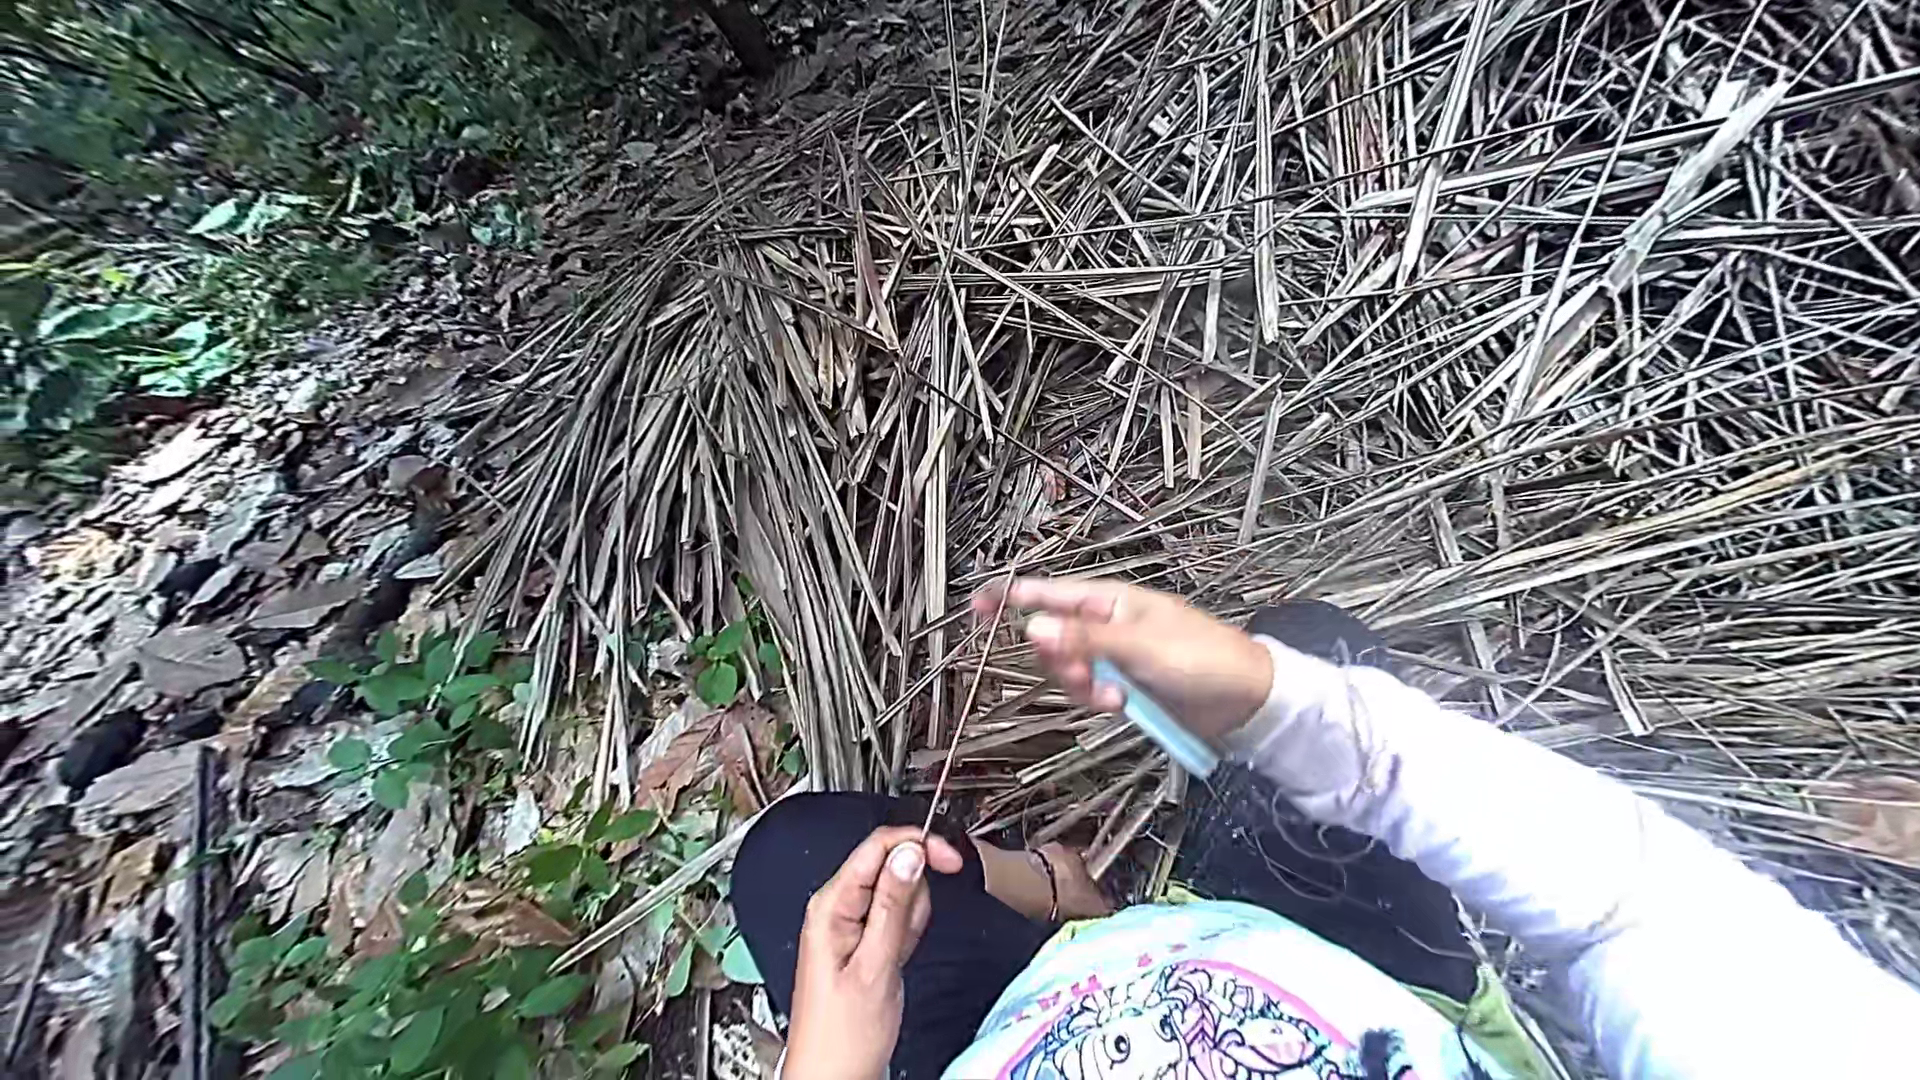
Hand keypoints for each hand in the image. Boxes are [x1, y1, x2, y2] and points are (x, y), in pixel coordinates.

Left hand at [783, 826, 964, 1079]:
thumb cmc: (841, 1038)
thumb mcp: (874, 966)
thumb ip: (894, 904)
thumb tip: (910, 852)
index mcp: (832, 903)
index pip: (877, 845)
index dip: (917, 843)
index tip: (949, 857)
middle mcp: (839, 904)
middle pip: (891, 863)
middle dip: (912, 892)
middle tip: (909, 930)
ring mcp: (852, 920)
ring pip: (899, 888)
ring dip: (911, 916)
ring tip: (898, 952)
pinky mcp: (866, 936)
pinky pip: (898, 914)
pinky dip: (907, 931)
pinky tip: (898, 956)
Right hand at [973, 577, 1272, 742]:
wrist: (1247, 703)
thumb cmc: (1202, 658)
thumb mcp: (1140, 647)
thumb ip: (1083, 639)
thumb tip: (1031, 628)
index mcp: (1110, 601)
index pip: (1049, 593)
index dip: (1011, 597)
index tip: (977, 604)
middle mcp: (1106, 625)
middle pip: (1053, 636)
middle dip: (1058, 658)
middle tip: (1080, 673)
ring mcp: (1113, 655)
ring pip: (1067, 667)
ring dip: (1078, 683)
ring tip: (1109, 694)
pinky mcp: (1121, 683)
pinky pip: (1087, 689)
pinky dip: (1095, 698)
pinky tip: (1119, 703)